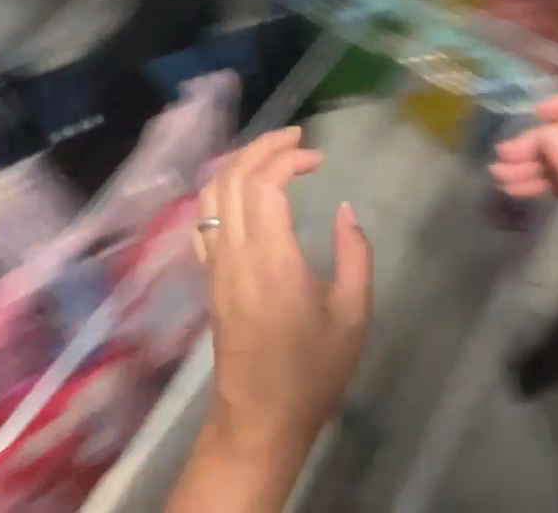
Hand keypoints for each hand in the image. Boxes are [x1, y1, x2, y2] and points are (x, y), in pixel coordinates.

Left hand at [195, 127, 372, 458]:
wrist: (259, 420)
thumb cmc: (312, 371)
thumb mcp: (352, 315)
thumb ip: (355, 255)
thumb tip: (347, 210)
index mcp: (272, 259)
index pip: (265, 184)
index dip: (290, 158)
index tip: (319, 158)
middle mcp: (235, 253)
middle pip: (233, 177)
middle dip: (263, 146)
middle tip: (296, 137)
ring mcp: (214, 264)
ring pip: (212, 193)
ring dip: (239, 162)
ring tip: (271, 153)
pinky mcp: (207, 277)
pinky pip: (202, 219)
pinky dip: (219, 190)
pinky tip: (240, 189)